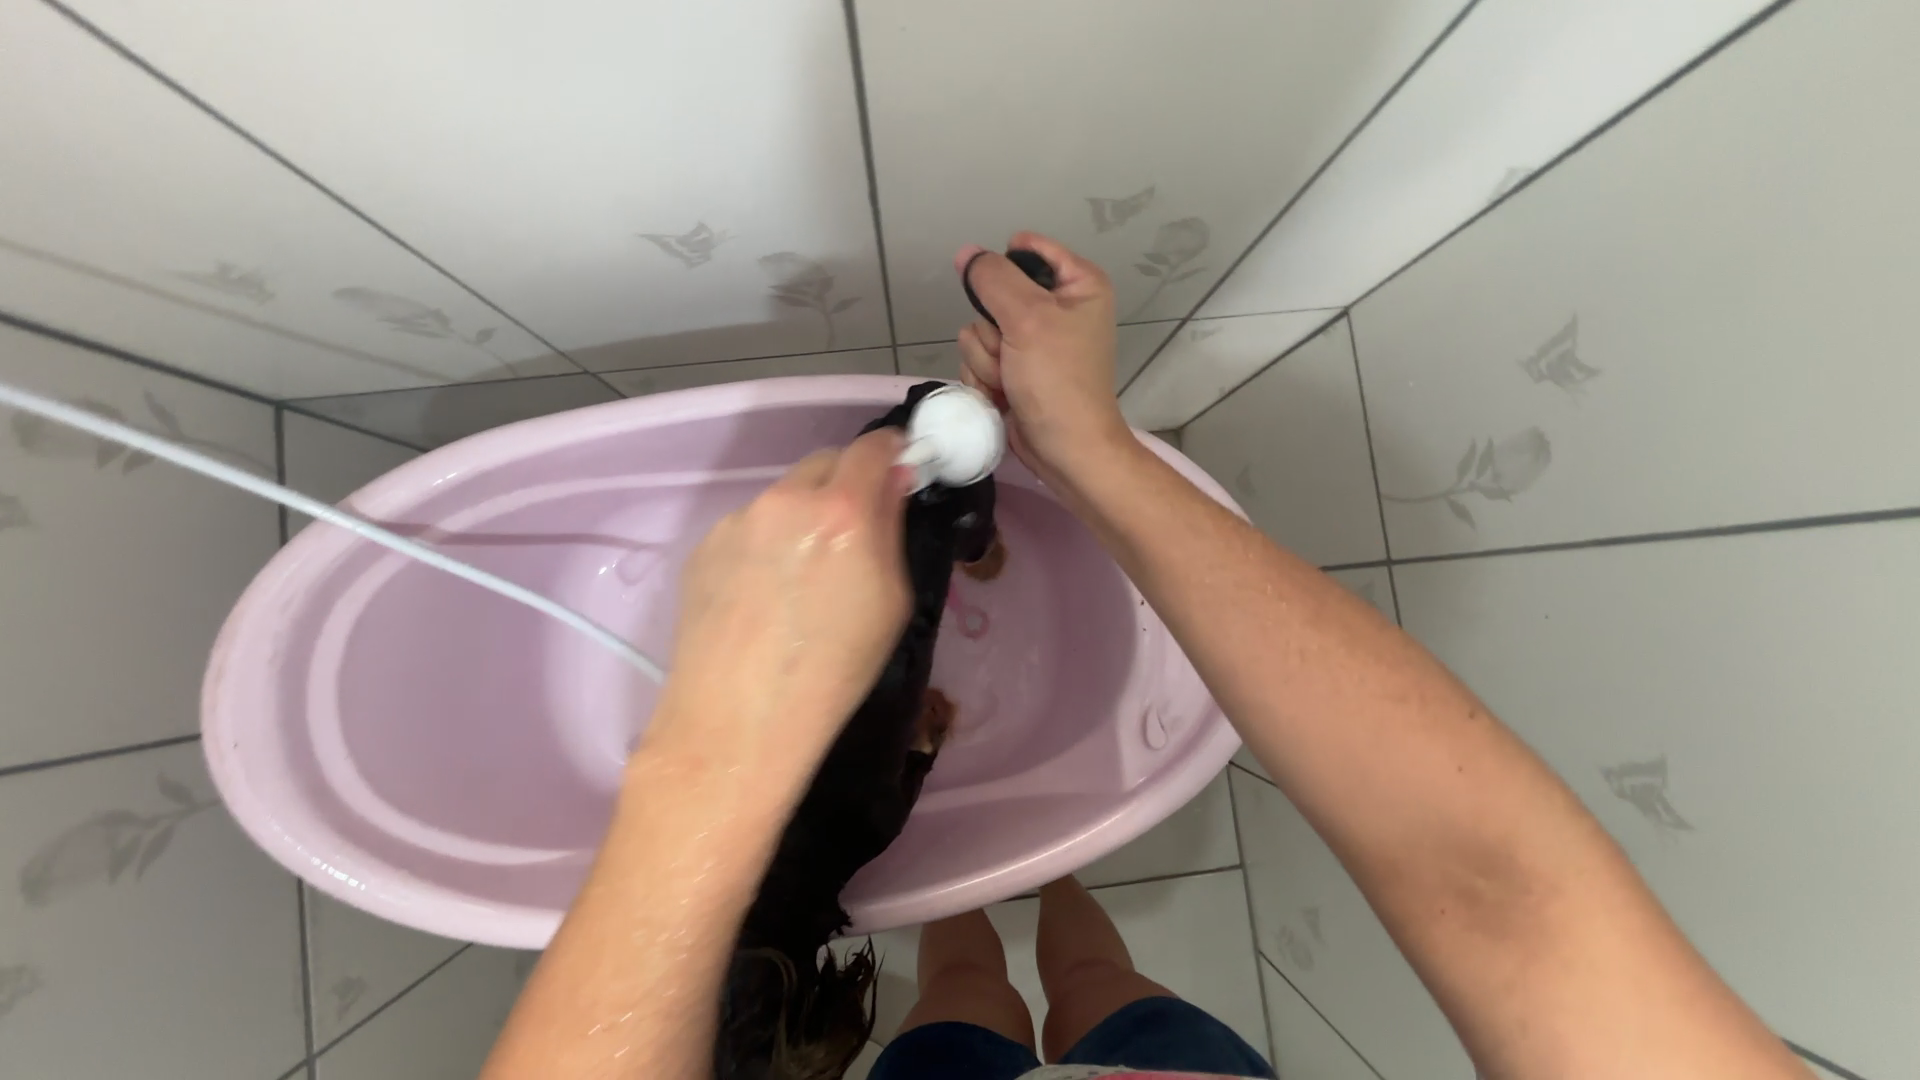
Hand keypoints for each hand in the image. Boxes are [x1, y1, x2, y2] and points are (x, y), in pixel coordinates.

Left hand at [640, 429, 912, 797]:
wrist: (738, 719)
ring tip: (803, 579)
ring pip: (787, 497)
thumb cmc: (835, 670)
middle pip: (827, 463)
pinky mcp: (706, 543)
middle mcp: (786, 499)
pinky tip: (765, 594)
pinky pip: (752, 526)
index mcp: (842, 511)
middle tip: (855, 533)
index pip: (874, 446)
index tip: (901, 472)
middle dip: (848, 485)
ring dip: (805, 516)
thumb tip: (893, 483)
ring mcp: (739, 519)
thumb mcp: (892, 601)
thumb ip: (891, 528)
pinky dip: (768, 542)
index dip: (894, 453)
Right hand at [954, 232, 1133, 480]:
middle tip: (1014, 355)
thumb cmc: (1058, 381)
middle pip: (993, 296)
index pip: (1026, 249)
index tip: (1006, 301)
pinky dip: (986, 381)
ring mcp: (1032, 343)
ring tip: (1012, 381)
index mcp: (1078, 284)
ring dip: (988, 362)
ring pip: (979, 332)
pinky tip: (1005, 396)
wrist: (1065, 448)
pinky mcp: (1015, 371)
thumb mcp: (1028, 318)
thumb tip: (966, 253)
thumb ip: (992, 279)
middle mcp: (1057, 309)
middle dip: (994, 332)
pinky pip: (979, 360)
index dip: (1006, 271)